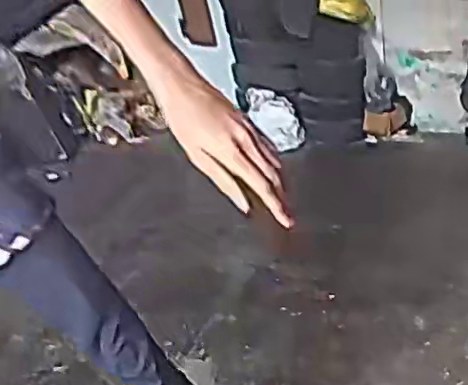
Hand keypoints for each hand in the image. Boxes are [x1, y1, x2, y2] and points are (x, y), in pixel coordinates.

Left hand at [156, 72, 292, 227]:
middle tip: (288, 214)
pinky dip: (275, 162)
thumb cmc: (182, 117)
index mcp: (231, 152)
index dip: (275, 206)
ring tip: (284, 198)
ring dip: (281, 182)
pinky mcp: (247, 120)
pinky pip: (268, 146)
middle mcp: (245, 140)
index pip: (261, 186)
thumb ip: (224, 182)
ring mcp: (248, 128)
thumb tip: (243, 204)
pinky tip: (276, 170)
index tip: (285, 219)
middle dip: (282, 198)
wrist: (179, 82)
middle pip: (273, 176)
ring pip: (274, 162)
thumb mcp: (197, 156)